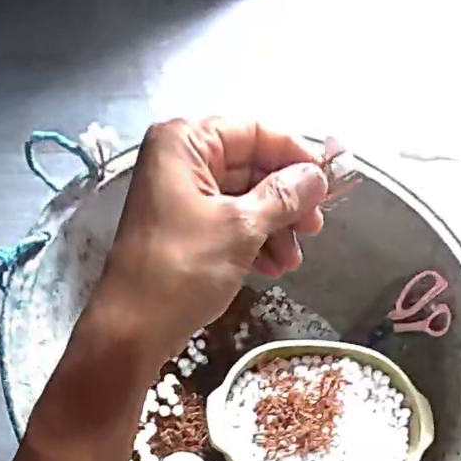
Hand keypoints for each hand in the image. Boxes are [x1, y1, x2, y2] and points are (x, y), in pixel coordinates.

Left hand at [92, 118, 328, 357]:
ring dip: (274, 229)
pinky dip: (254, 244)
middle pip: (250, 167)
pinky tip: (272, 268)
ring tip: (291, 262)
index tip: (327, 185)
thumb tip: (317, 177)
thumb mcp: (241, 228)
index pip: (254, 131)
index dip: (294, 156)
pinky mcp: (184, 233)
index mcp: (186, 142)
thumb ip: (282, 197)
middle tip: (313, 230)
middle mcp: (180, 162)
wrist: (134, 328)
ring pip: (243, 201)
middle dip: (285, 201)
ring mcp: (181, 200)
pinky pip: (228, 226)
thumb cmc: (183, 269)